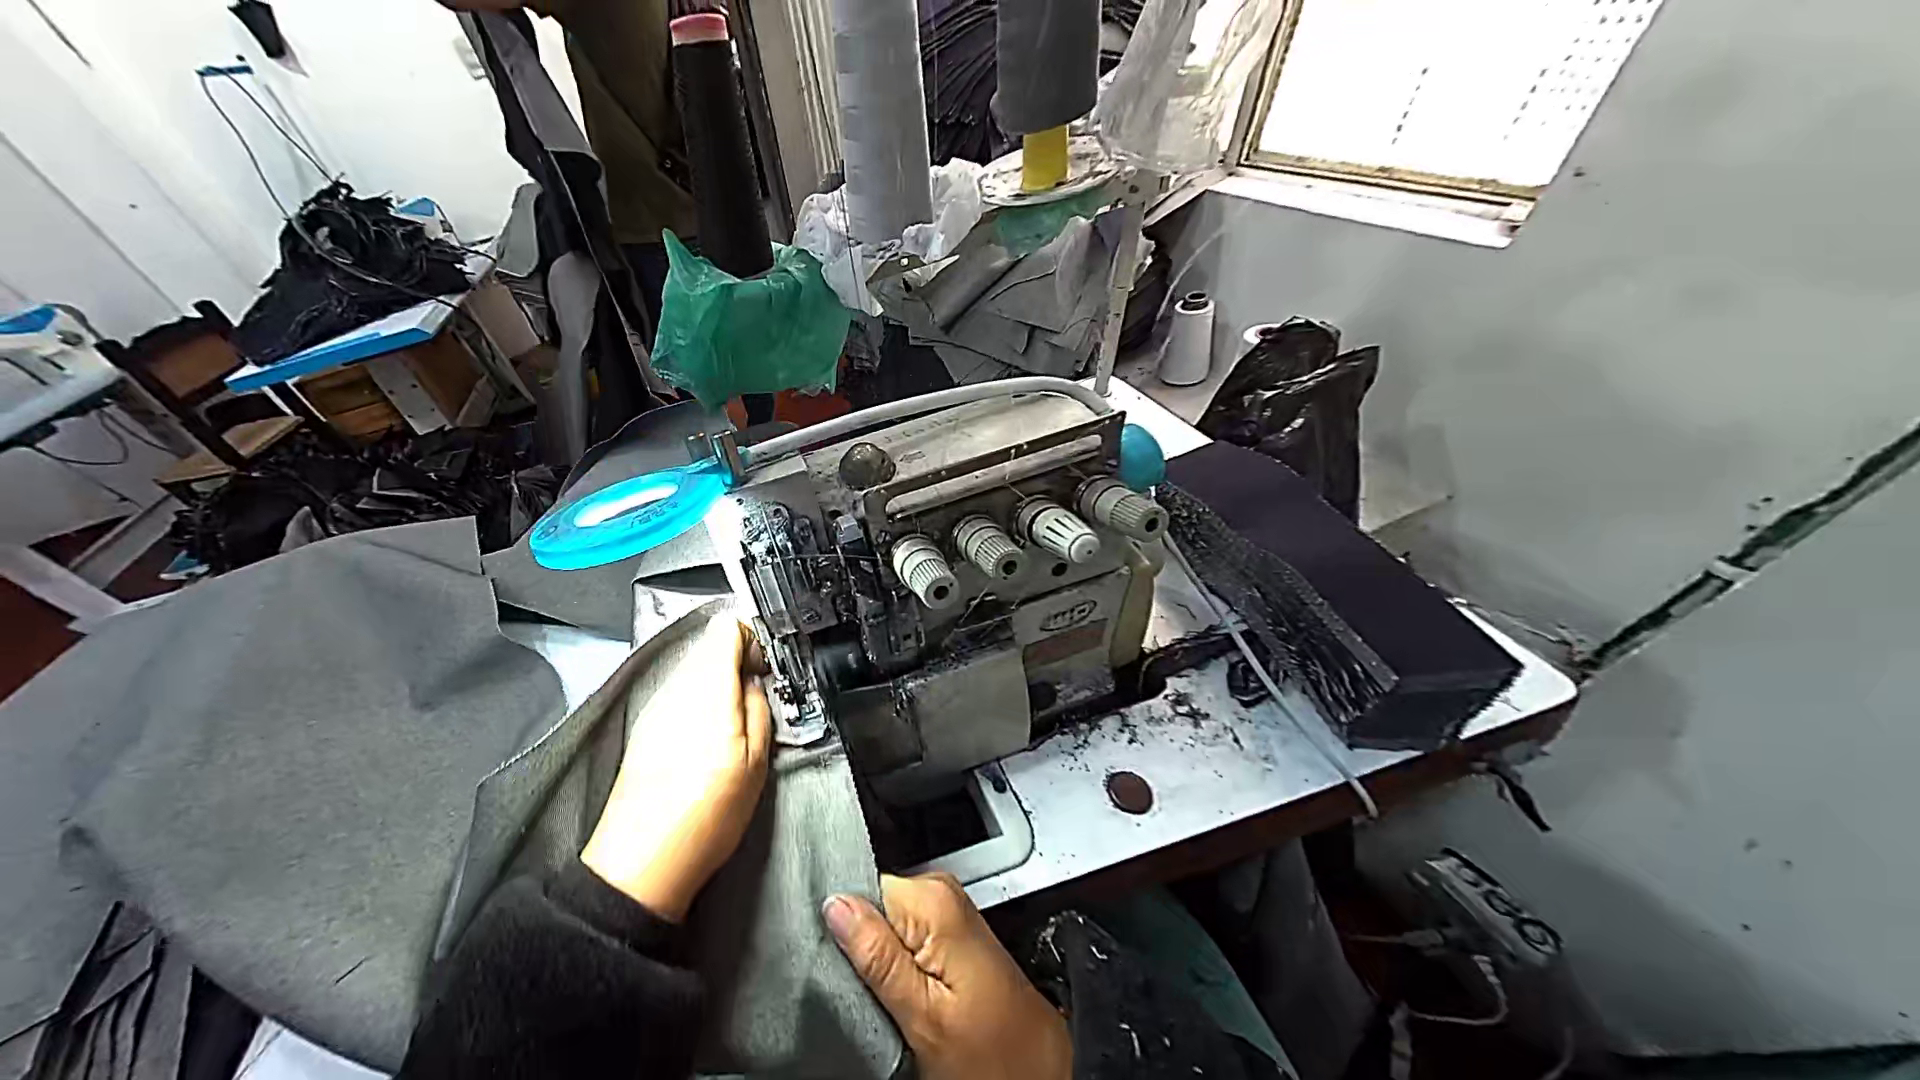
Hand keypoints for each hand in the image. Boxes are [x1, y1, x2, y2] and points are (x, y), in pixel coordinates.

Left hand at [582, 618, 771, 920]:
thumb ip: (760, 709)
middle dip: (738, 664)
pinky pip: (679, 695)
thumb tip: (756, 685)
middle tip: (756, 699)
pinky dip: (699, 704)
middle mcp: (675, 691)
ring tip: (734, 726)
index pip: (726, 631)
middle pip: (710, 648)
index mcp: (708, 693)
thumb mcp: (756, 763)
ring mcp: (655, 708)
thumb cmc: (703, 818)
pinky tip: (708, 741)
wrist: (641, 864)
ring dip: (719, 686)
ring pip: (695, 672)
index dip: (753, 641)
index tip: (765, 667)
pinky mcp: (645, 728)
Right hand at [824, 874, 1071, 1079]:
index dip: (842, 924)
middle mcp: (941, 892)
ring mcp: (945, 908)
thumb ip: (876, 955)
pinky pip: (900, 931)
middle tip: (873, 990)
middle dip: (860, 943)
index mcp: (933, 900)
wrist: (1035, 1066)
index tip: (843, 961)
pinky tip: (902, 989)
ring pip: (882, 919)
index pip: (860, 885)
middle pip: (870, 902)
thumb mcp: (922, 1014)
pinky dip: (892, 960)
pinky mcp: (946, 927)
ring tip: (893, 994)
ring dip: (876, 955)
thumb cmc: (992, 1052)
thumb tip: (835, 905)